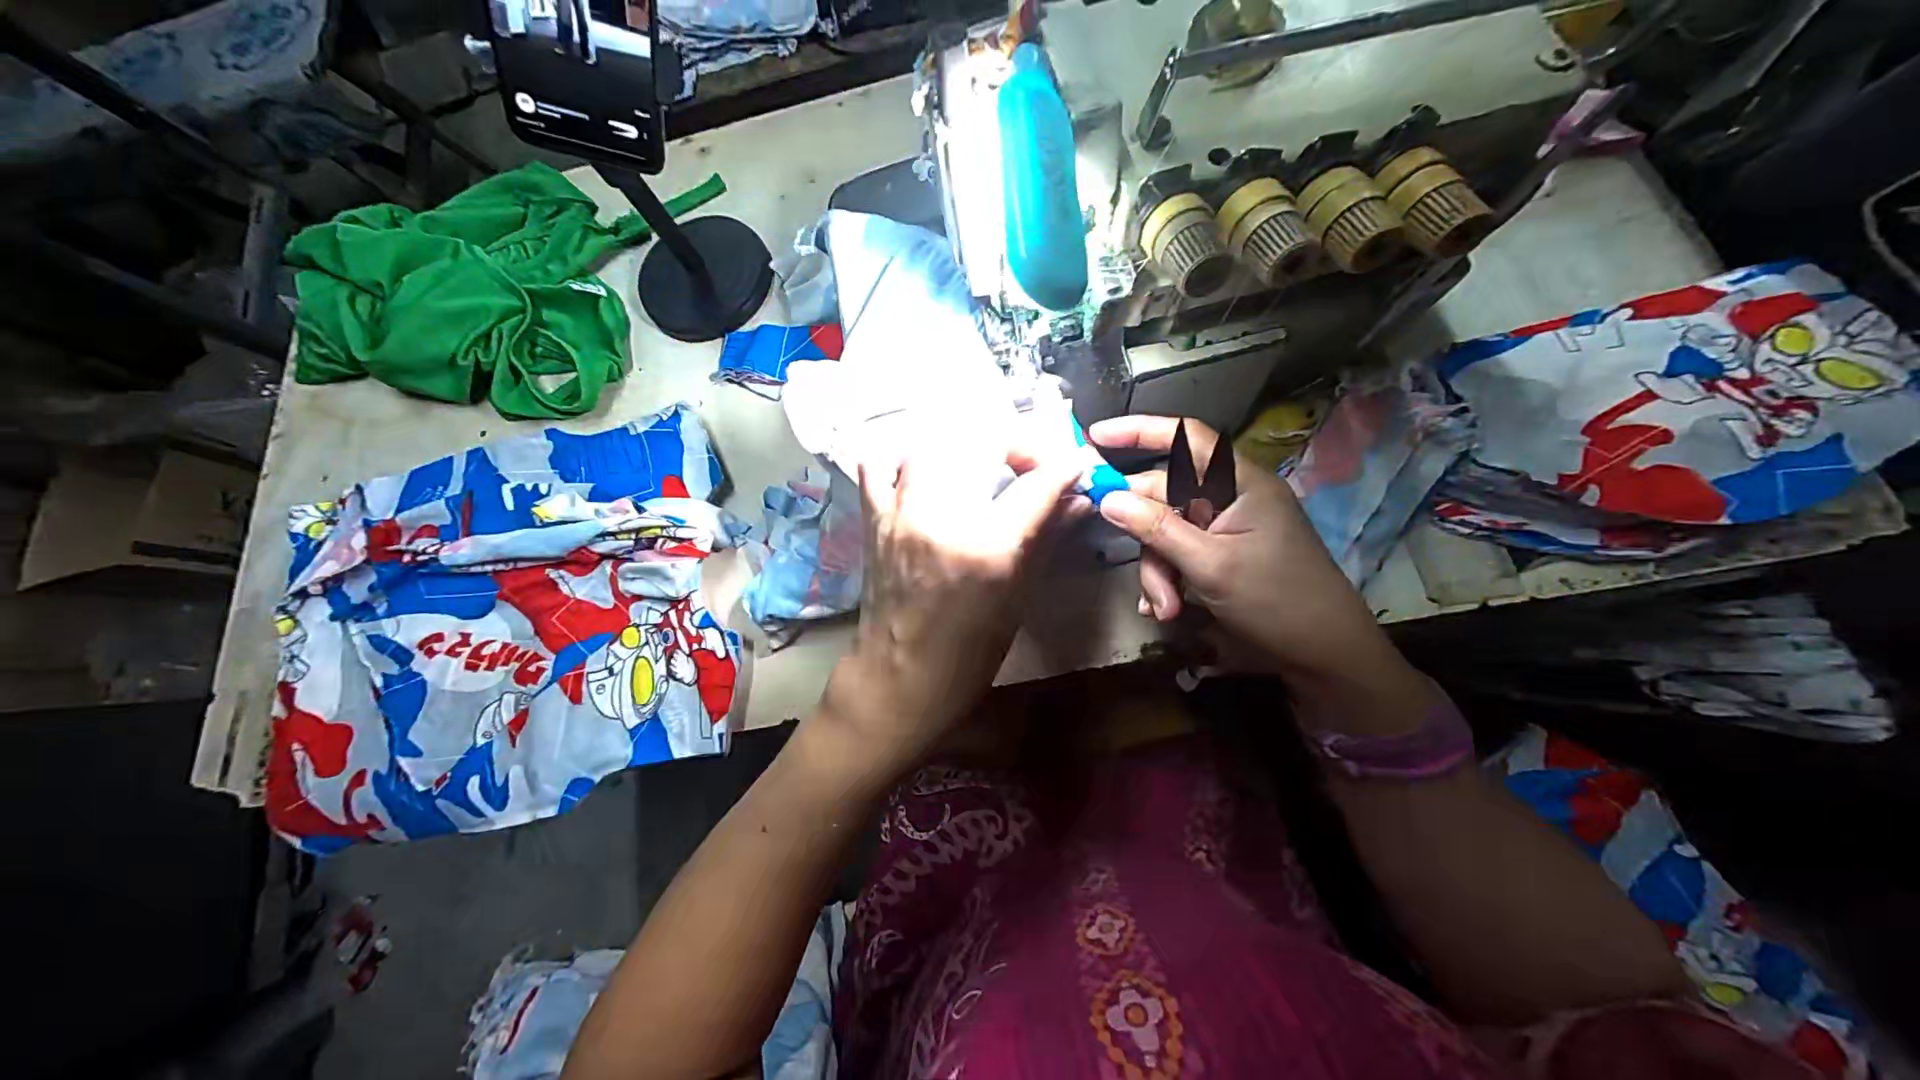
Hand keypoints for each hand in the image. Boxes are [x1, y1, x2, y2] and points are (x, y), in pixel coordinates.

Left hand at [816, 439, 1084, 783]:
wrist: (897, 682)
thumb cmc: (967, 657)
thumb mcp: (1016, 601)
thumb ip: (1044, 539)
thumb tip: (1076, 500)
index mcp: (985, 550)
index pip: (1036, 486)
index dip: (1064, 469)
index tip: (1076, 466)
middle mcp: (940, 521)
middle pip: (982, 443)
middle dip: (1017, 444)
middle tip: (1031, 466)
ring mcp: (900, 515)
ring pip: (933, 444)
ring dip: (964, 446)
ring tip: (983, 464)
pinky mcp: (874, 520)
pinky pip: (879, 466)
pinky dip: (903, 458)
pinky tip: (925, 472)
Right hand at [1088, 415, 1394, 679]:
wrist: (1325, 653)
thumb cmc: (1275, 600)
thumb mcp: (1209, 566)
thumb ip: (1157, 529)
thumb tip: (1108, 498)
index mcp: (1239, 483)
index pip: (1186, 439)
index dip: (1140, 431)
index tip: (1096, 437)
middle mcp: (1230, 496)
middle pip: (1165, 497)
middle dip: (1148, 542)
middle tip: (1149, 589)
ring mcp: (1226, 525)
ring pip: (1167, 530)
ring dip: (1158, 571)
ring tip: (1166, 609)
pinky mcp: (1223, 551)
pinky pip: (1180, 552)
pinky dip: (1169, 578)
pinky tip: (1166, 609)